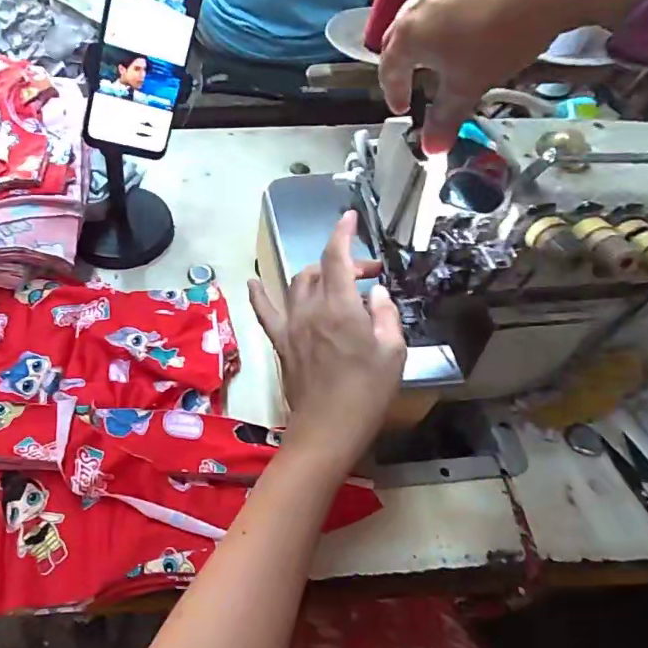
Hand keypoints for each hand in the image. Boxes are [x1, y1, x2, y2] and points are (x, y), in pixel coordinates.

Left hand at [247, 211, 405, 468]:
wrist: (328, 430)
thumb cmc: (367, 393)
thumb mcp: (393, 353)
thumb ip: (386, 316)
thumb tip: (377, 293)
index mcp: (340, 307)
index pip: (337, 257)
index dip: (343, 233)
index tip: (349, 218)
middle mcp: (310, 310)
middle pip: (318, 269)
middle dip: (341, 262)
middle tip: (366, 276)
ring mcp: (291, 325)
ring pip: (296, 284)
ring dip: (314, 274)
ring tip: (334, 280)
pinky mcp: (281, 343)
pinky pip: (266, 312)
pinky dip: (260, 294)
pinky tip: (254, 282)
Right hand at [376, 0, 647, 150]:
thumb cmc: (496, 34)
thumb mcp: (469, 86)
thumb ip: (446, 117)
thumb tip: (431, 148)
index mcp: (407, 34)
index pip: (388, 68)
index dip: (394, 92)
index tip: (401, 107)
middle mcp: (418, 0)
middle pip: (401, 37)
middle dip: (405, 62)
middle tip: (415, 80)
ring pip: (427, 14)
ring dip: (430, 36)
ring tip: (448, 53)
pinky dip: (455, 16)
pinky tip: (479, 24)